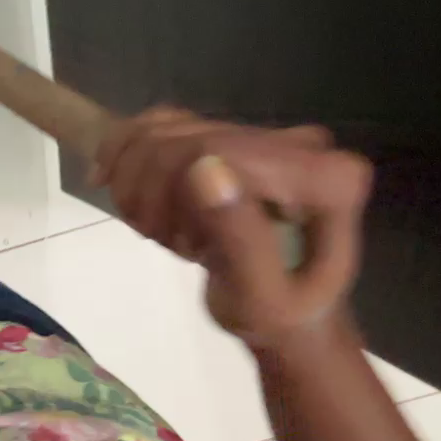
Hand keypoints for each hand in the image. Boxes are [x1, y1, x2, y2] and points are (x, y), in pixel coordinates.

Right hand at [89, 106, 372, 349]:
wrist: (286, 313)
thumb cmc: (276, 316)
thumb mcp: (259, 298)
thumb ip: (241, 238)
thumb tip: (203, 168)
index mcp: (324, 178)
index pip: (213, 151)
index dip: (167, 193)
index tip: (172, 244)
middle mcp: (302, 144)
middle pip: (185, 137)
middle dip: (147, 192)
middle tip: (159, 239)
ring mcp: (265, 137)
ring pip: (164, 128)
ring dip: (133, 179)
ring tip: (155, 227)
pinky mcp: (236, 139)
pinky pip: (164, 124)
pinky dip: (126, 154)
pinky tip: (116, 184)